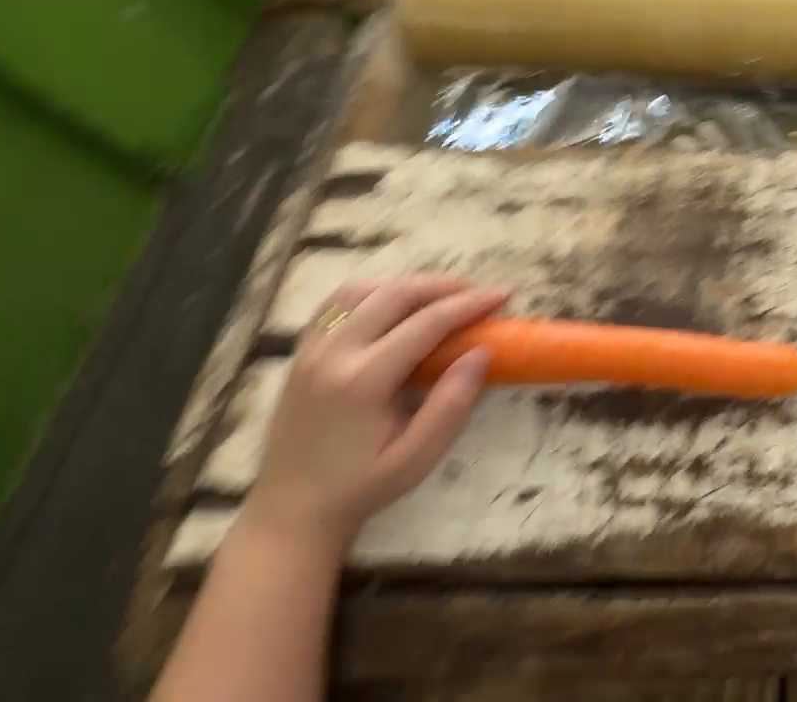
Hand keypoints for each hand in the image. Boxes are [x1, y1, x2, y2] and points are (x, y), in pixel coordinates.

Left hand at [243, 276, 506, 544]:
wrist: (292, 510)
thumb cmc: (362, 487)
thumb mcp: (419, 457)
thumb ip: (452, 404)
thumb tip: (482, 353)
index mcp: (362, 381)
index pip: (426, 323)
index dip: (470, 304)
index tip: (504, 295)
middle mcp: (332, 355)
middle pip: (395, 294)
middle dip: (445, 286)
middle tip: (479, 295)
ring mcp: (310, 350)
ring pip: (362, 290)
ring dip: (407, 286)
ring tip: (440, 299)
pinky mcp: (300, 354)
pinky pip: (335, 304)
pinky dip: (372, 293)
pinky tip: (395, 307)